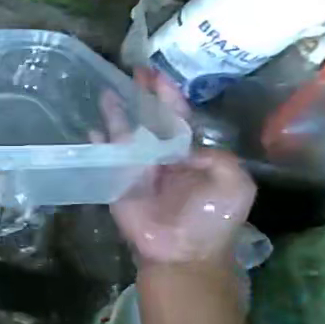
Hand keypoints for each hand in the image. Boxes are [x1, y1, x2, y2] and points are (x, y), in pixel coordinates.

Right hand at [108, 71, 256, 265]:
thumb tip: (185, 144)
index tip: (157, 75)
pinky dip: (96, 144)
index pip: (178, 118)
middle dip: (141, 96)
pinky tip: (89, 130)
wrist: (182, 252)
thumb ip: (217, 156)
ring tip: (106, 92)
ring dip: (115, 114)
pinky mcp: (116, 183)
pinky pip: (105, 159)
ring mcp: (137, 169)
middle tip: (132, 72)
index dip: (168, 96)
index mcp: (190, 154)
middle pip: (149, 120)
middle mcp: (162, 156)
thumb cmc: (212, 219)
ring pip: (124, 134)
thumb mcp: (235, 183)